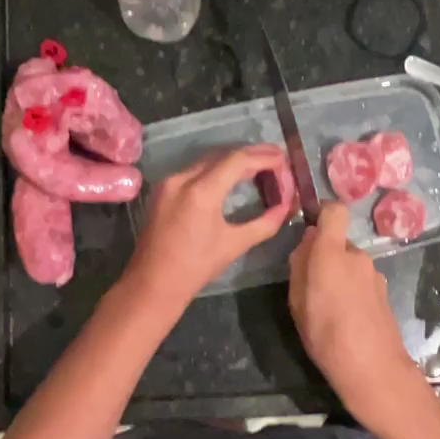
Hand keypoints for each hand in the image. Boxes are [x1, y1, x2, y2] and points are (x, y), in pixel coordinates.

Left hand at [123, 144, 292, 303]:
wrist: (153, 283)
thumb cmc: (195, 268)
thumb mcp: (234, 245)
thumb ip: (264, 223)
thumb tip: (286, 207)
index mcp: (201, 192)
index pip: (237, 160)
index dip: (263, 156)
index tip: (283, 160)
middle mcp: (182, 178)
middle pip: (222, 154)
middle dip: (251, 155)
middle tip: (277, 160)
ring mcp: (169, 182)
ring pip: (207, 159)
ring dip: (233, 160)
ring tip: (259, 166)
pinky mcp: (163, 189)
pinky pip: (194, 169)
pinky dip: (216, 169)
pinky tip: (231, 177)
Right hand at [288, 202, 422, 413]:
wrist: (373, 367)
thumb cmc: (326, 335)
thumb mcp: (297, 303)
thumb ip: (300, 267)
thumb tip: (307, 243)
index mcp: (332, 253)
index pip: (334, 211)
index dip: (322, 214)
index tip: (309, 229)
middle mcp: (357, 256)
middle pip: (339, 242)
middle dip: (325, 255)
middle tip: (310, 283)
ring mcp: (374, 274)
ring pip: (350, 263)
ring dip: (338, 275)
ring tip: (327, 306)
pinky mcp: (384, 292)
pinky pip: (361, 280)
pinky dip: (351, 290)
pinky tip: (346, 317)